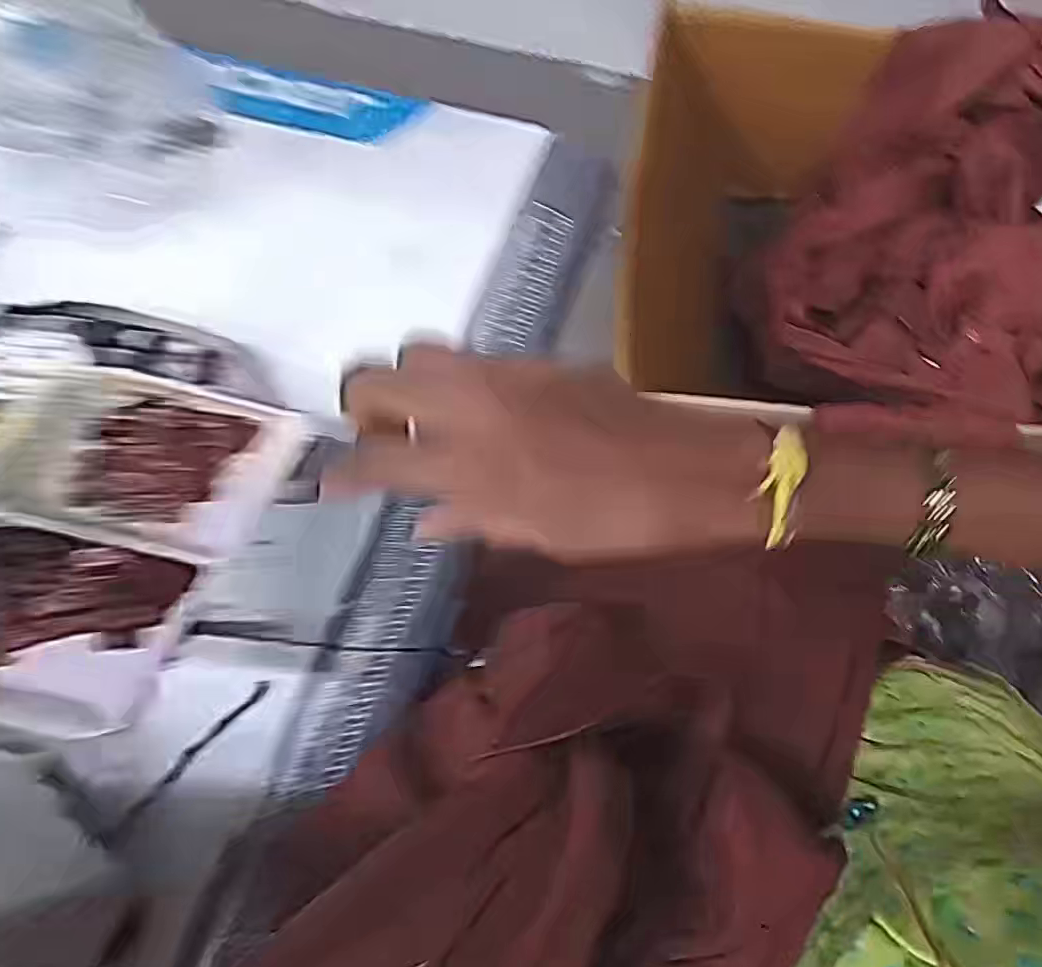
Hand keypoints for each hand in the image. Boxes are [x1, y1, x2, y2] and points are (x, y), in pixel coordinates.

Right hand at [329, 346, 768, 561]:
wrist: (703, 472)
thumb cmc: (634, 522)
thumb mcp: (552, 539)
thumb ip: (483, 521)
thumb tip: (430, 519)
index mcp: (474, 467)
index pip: (374, 459)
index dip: (344, 472)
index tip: (337, 483)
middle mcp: (479, 408)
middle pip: (375, 377)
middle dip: (364, 405)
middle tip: (386, 434)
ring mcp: (516, 376)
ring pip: (425, 352)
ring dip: (415, 381)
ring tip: (437, 415)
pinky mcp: (554, 362)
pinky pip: (488, 360)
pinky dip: (473, 380)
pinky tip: (499, 409)